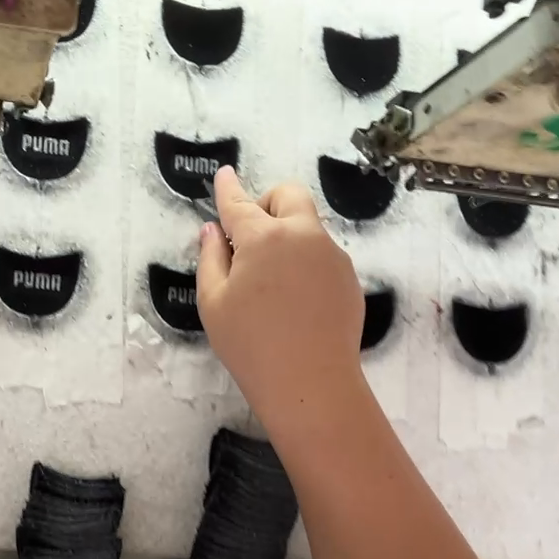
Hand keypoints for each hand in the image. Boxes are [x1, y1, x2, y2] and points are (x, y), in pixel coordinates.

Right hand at [197, 166, 366, 426]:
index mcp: (264, 238)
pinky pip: (321, 255)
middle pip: (288, 195)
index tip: (224, 175)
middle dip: (267, 202)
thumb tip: (212, 231)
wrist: (310, 383)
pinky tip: (292, 302)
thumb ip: (210, 259)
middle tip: (248, 237)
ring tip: (268, 282)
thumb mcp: (214, 304)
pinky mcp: (348, 277)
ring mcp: (331, 255)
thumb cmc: (250, 345)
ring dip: (286, 235)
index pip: (239, 204)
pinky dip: (303, 261)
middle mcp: (303, 235)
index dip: (228, 189)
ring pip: (307, 226)